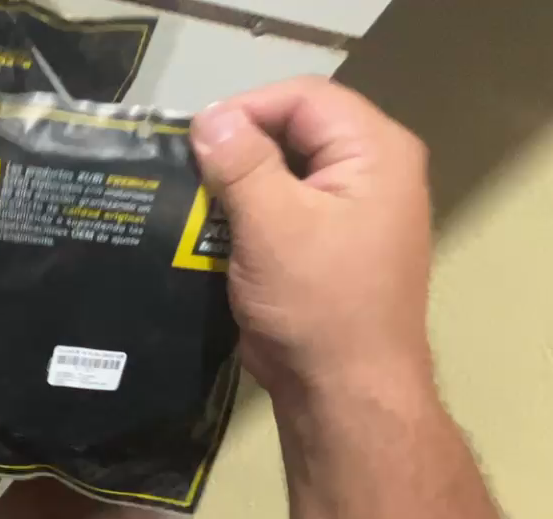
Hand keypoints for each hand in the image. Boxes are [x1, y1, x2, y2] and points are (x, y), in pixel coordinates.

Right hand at [189, 77, 434, 410]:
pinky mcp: (314, 252)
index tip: (189, 140)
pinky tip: (200, 237)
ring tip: (182, 206)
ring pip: (277, 179)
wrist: (340, 385)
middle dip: (232, 151)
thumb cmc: (317, 303)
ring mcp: (341, 216)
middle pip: (291, 136)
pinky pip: (272, 218)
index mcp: (372, 153)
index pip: (304, 100)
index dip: (244, 109)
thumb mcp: (274, 227)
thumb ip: (242, 167)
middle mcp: (364, 175)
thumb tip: (209, 119)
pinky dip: (236, 223)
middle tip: (180, 174)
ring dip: (229, 191)